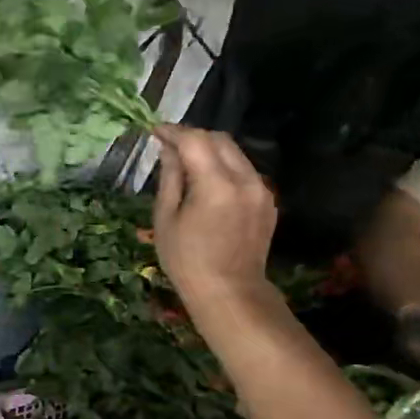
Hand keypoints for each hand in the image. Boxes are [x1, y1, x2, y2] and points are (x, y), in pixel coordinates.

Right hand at [151, 126, 278, 309]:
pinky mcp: (267, 200)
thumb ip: (171, 178)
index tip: (153, 130)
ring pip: (234, 153)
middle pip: (220, 140)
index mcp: (216, 185)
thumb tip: (168, 150)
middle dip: (192, 136)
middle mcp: (246, 181)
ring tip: (182, 159)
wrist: (229, 288)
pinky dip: (221, 165)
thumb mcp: (165, 216)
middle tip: (166, 142)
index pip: (196, 141)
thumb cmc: (185, 257)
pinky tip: (203, 179)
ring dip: (208, 149)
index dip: (173, 132)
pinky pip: (243, 170)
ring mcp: (261, 190)